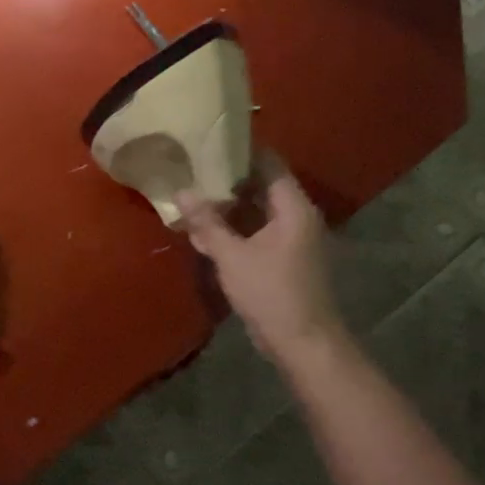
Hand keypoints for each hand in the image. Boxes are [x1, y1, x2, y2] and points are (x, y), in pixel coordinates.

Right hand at [176, 169, 341, 362]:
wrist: (303, 342)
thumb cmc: (271, 293)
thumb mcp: (231, 255)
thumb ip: (207, 222)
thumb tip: (181, 191)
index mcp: (293, 208)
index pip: (270, 164)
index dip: (241, 151)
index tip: (209, 141)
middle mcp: (298, 217)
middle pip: (262, 185)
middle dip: (228, 178)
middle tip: (192, 167)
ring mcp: (293, 238)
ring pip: (257, 210)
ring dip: (228, 204)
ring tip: (192, 193)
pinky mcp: (284, 257)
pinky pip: (257, 230)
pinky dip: (234, 226)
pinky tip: (204, 229)